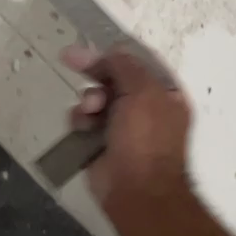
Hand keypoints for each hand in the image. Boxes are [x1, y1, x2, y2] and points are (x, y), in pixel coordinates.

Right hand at [62, 42, 191, 214]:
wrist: (136, 192)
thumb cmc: (146, 138)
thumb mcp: (143, 91)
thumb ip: (126, 65)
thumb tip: (111, 51)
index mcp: (166, 94)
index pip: (141, 62)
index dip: (117, 51)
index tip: (94, 43)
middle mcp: (146, 107)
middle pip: (115, 77)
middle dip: (95, 70)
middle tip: (69, 57)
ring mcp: (123, 126)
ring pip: (97, 98)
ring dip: (89, 99)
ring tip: (90, 109)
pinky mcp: (101, 143)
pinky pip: (85, 121)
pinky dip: (81, 120)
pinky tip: (83, 127)